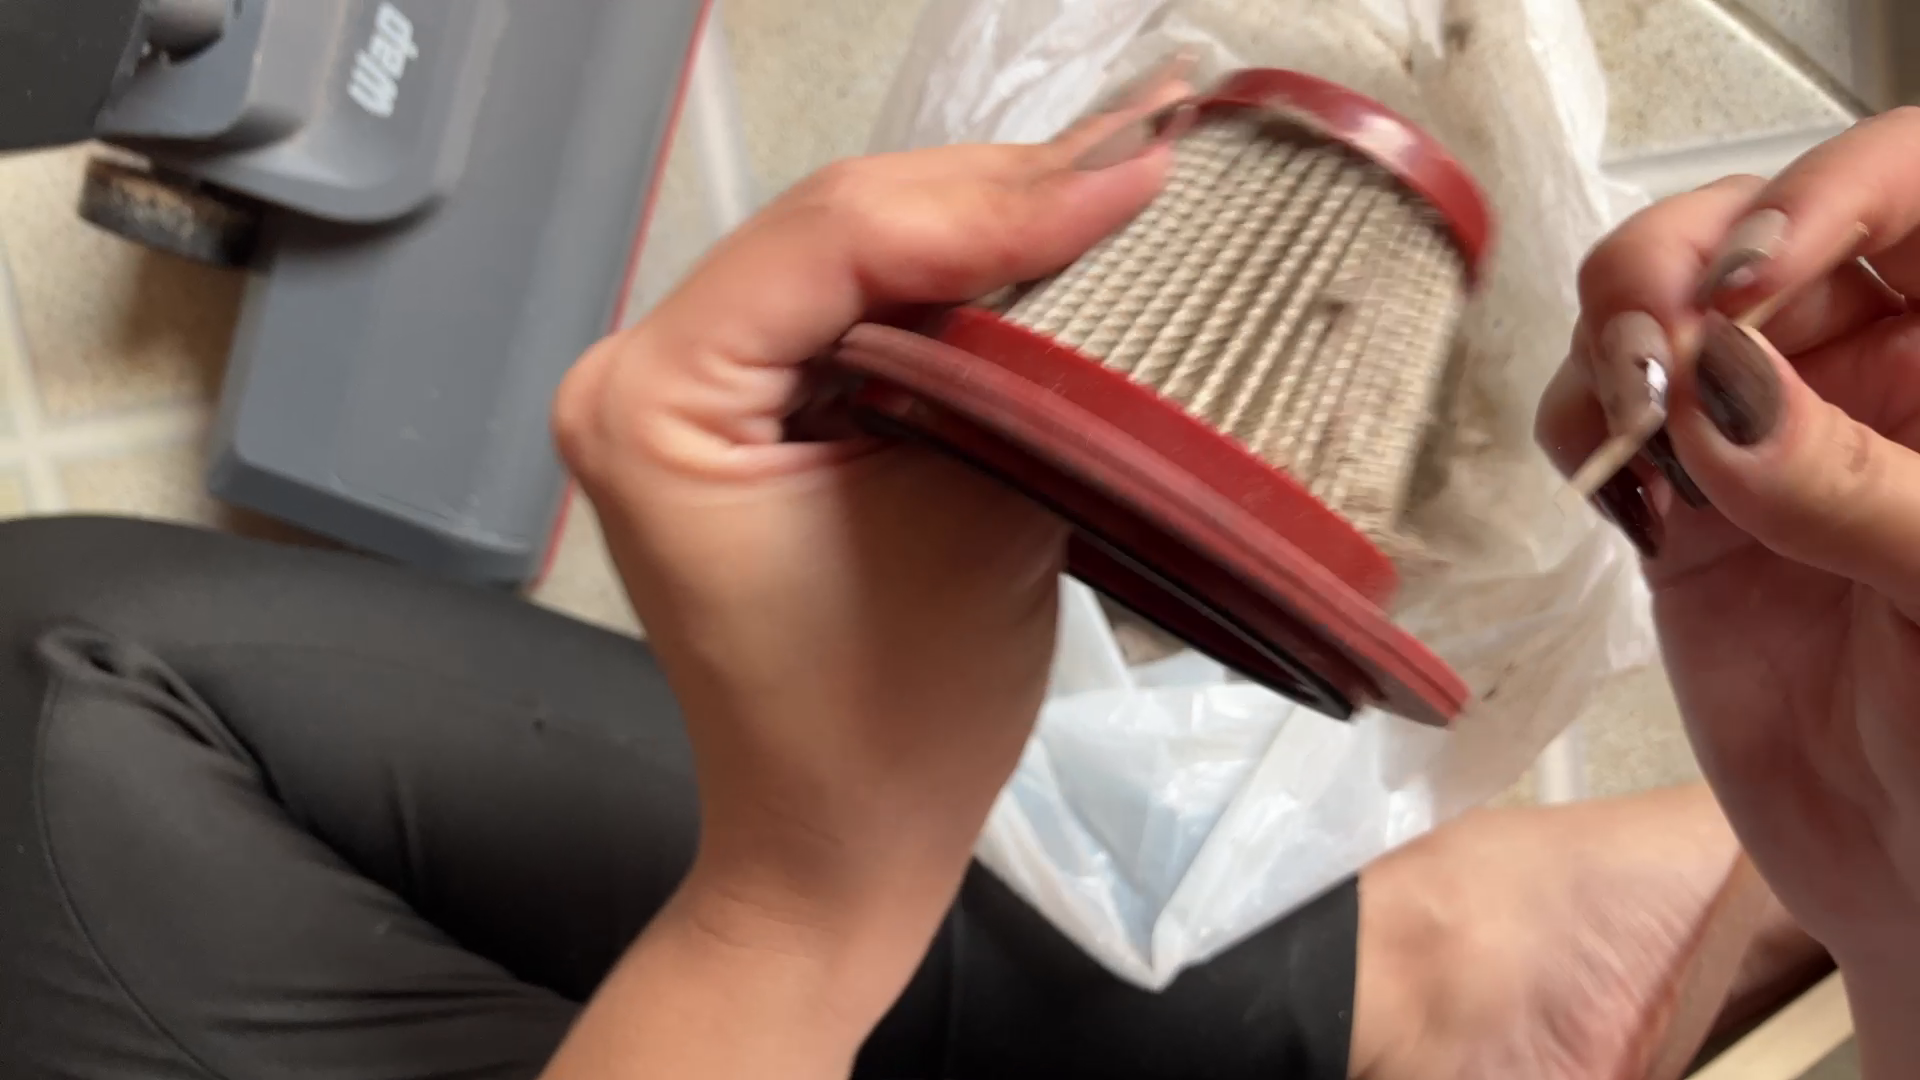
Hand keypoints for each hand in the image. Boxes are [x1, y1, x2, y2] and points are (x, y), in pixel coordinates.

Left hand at [543, 66, 1190, 1077]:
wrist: (842, 837)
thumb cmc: (897, 725)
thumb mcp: (974, 525)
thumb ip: (1025, 379)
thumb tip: (1089, 252)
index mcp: (658, 402)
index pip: (835, 237)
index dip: (996, 199)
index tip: (1134, 175)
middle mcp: (647, 375)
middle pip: (837, 232)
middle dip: (990, 197)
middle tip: (1129, 164)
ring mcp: (695, 397)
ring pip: (852, 265)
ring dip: (977, 234)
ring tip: (1097, 197)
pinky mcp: (751, 426)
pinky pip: (856, 324)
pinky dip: (951, 298)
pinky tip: (1032, 273)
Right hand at [1537, 109, 1919, 1074]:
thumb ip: (1858, 480)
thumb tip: (1712, 391)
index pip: (1913, 188)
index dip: (1814, 200)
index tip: (1737, 294)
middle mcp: (1882, 375)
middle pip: (1739, 240)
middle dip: (1664, 283)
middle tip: (1642, 368)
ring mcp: (1763, 443)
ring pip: (1644, 332)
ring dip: (1603, 367)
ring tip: (1622, 444)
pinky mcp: (1678, 508)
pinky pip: (1599, 432)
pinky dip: (1580, 442)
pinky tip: (1618, 498)